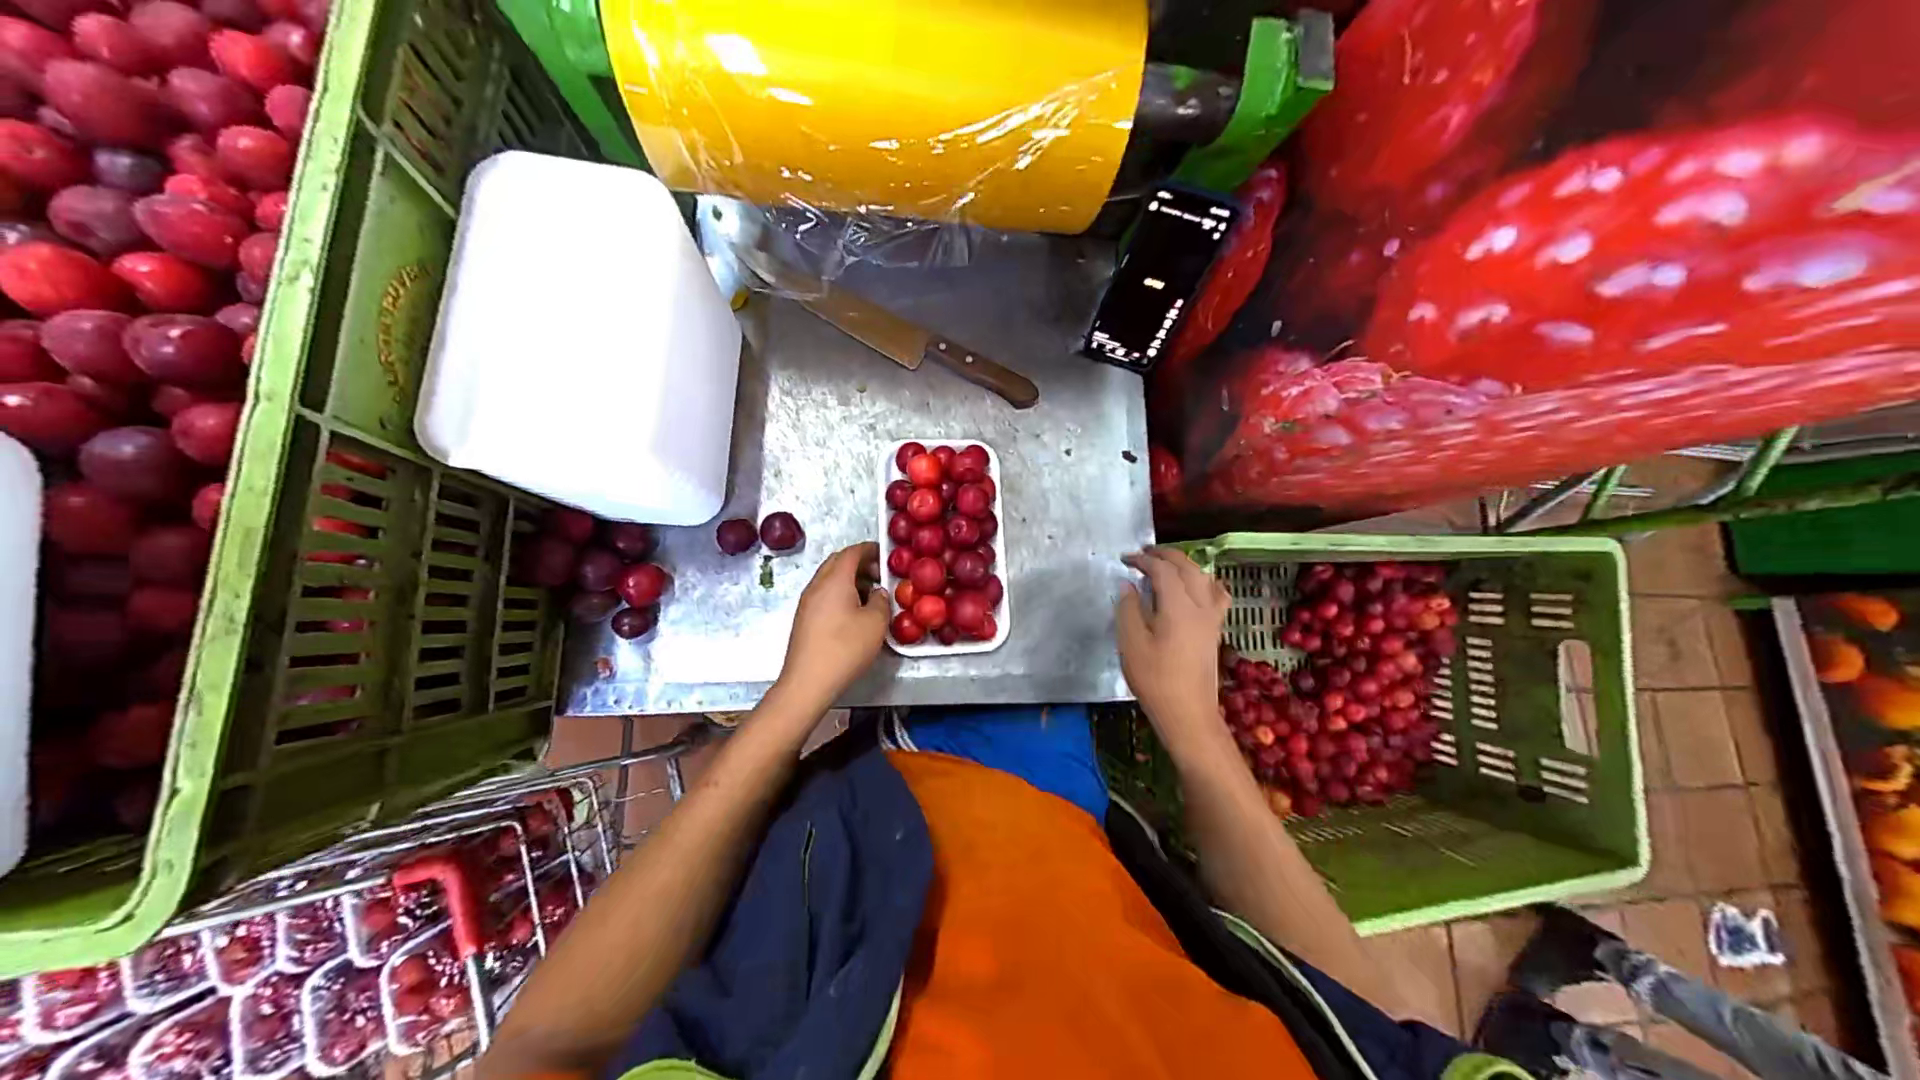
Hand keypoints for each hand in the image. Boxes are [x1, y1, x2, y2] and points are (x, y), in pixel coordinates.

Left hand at [778, 542, 889, 706]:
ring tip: (871, 596)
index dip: (870, 549)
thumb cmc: (845, 649)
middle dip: (859, 563)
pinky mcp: (804, 619)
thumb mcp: (875, 623)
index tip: (885, 554)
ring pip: (829, 579)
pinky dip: (841, 594)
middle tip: (880, 575)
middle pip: (837, 562)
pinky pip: (824, 595)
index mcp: (834, 579)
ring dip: (850, 580)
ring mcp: (807, 602)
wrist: (808, 682)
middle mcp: (816, 585)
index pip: (852, 552)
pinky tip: (854, 613)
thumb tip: (878, 593)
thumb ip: (881, 601)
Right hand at [1116, 547, 1231, 754]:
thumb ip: (1128, 608)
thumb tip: (1128, 585)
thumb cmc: (1155, 679)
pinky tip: (1196, 589)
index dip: (1143, 560)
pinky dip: (1204, 583)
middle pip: (1187, 567)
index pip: (1162, 570)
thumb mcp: (1131, 643)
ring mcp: (1212, 618)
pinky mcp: (1215, 631)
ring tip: (1165, 567)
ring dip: (1184, 566)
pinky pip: (1215, 595)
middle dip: (1165, 556)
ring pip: (1204, 577)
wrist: (1187, 713)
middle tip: (1143, 555)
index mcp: (1178, 606)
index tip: (1125, 559)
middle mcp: (1200, 606)